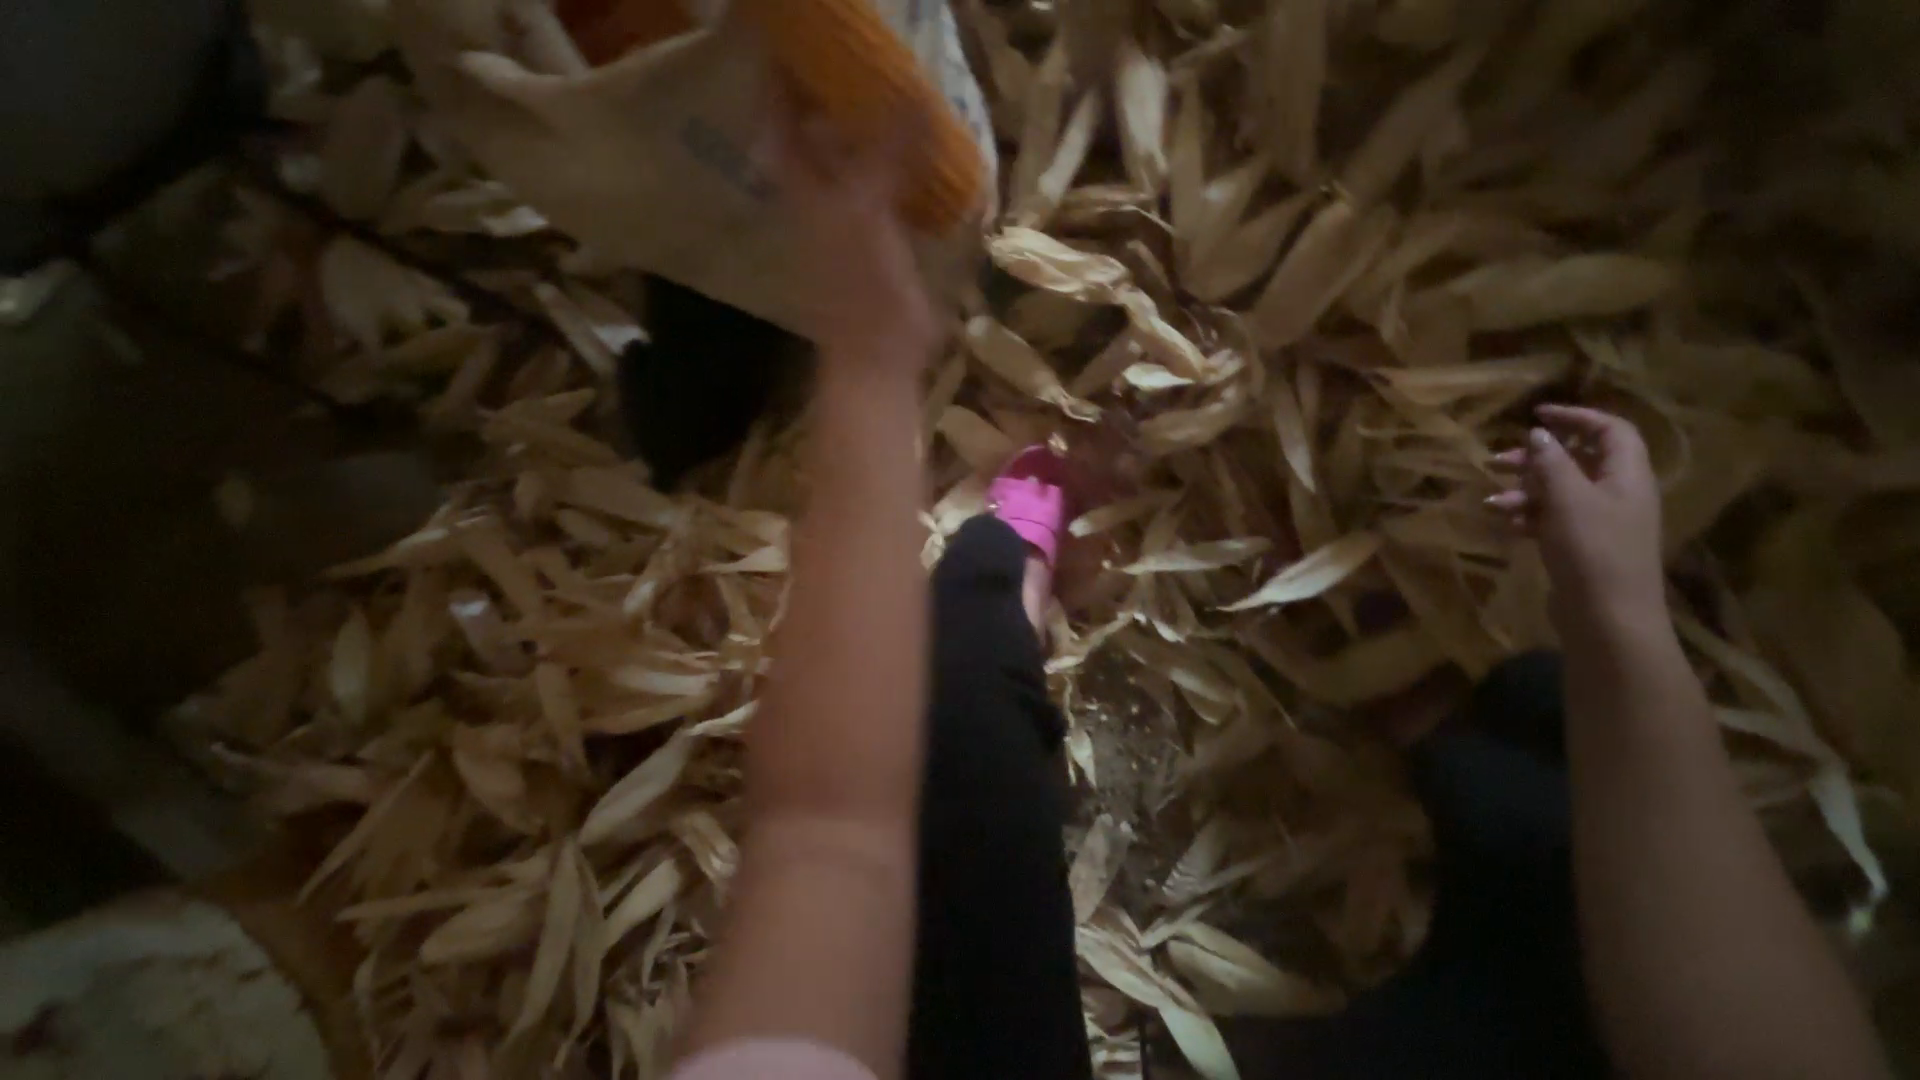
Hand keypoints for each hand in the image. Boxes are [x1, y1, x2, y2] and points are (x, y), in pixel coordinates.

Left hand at [773, 89, 936, 369]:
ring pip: (849, 167)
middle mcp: (819, 203)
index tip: (794, 48)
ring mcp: (848, 226)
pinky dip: (899, 169)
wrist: (878, 354)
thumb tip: (912, 98)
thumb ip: (886, 154)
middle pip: (814, 142)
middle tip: (858, 66)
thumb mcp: (867, 212)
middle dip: (828, 103)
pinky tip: (922, 154)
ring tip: (893, 96)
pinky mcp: (878, 246)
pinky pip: (885, 194)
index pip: (781, 127)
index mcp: (804, 193)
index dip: (780, 86)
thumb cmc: (862, 287)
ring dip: (866, 133)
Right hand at [1488, 405, 1664, 631]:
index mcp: (1627, 475)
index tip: (1536, 414)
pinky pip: (1553, 518)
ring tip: (1493, 501)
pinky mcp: (1583, 545)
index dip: (1575, 417)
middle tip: (1496, 461)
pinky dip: (1529, 515)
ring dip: (1525, 490)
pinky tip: (1506, 524)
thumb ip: (1551, 463)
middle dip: (1536, 458)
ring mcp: (1602, 521)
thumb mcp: (1567, 500)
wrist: (1607, 615)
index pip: (1609, 430)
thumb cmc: (1592, 550)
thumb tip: (1539, 433)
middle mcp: (1618, 492)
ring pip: (1560, 491)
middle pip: (1578, 460)